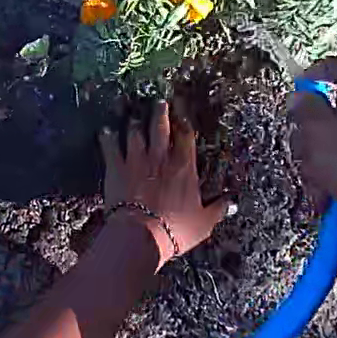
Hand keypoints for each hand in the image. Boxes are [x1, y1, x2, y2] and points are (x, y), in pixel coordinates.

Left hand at [99, 101, 230, 267]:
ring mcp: (136, 160)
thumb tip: (231, 203)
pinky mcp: (116, 168)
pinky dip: (107, 137)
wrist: (141, 234)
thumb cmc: (175, 229)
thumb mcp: (204, 222)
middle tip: (159, 102)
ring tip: (134, 116)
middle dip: (160, 113)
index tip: (183, 114)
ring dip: (135, 123)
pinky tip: (105, 130)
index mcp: (184, 167)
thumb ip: (217, 209)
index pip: (186, 137)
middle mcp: (160, 157)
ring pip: (135, 132)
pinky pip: (110, 146)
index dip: (185, 123)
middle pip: (160, 127)